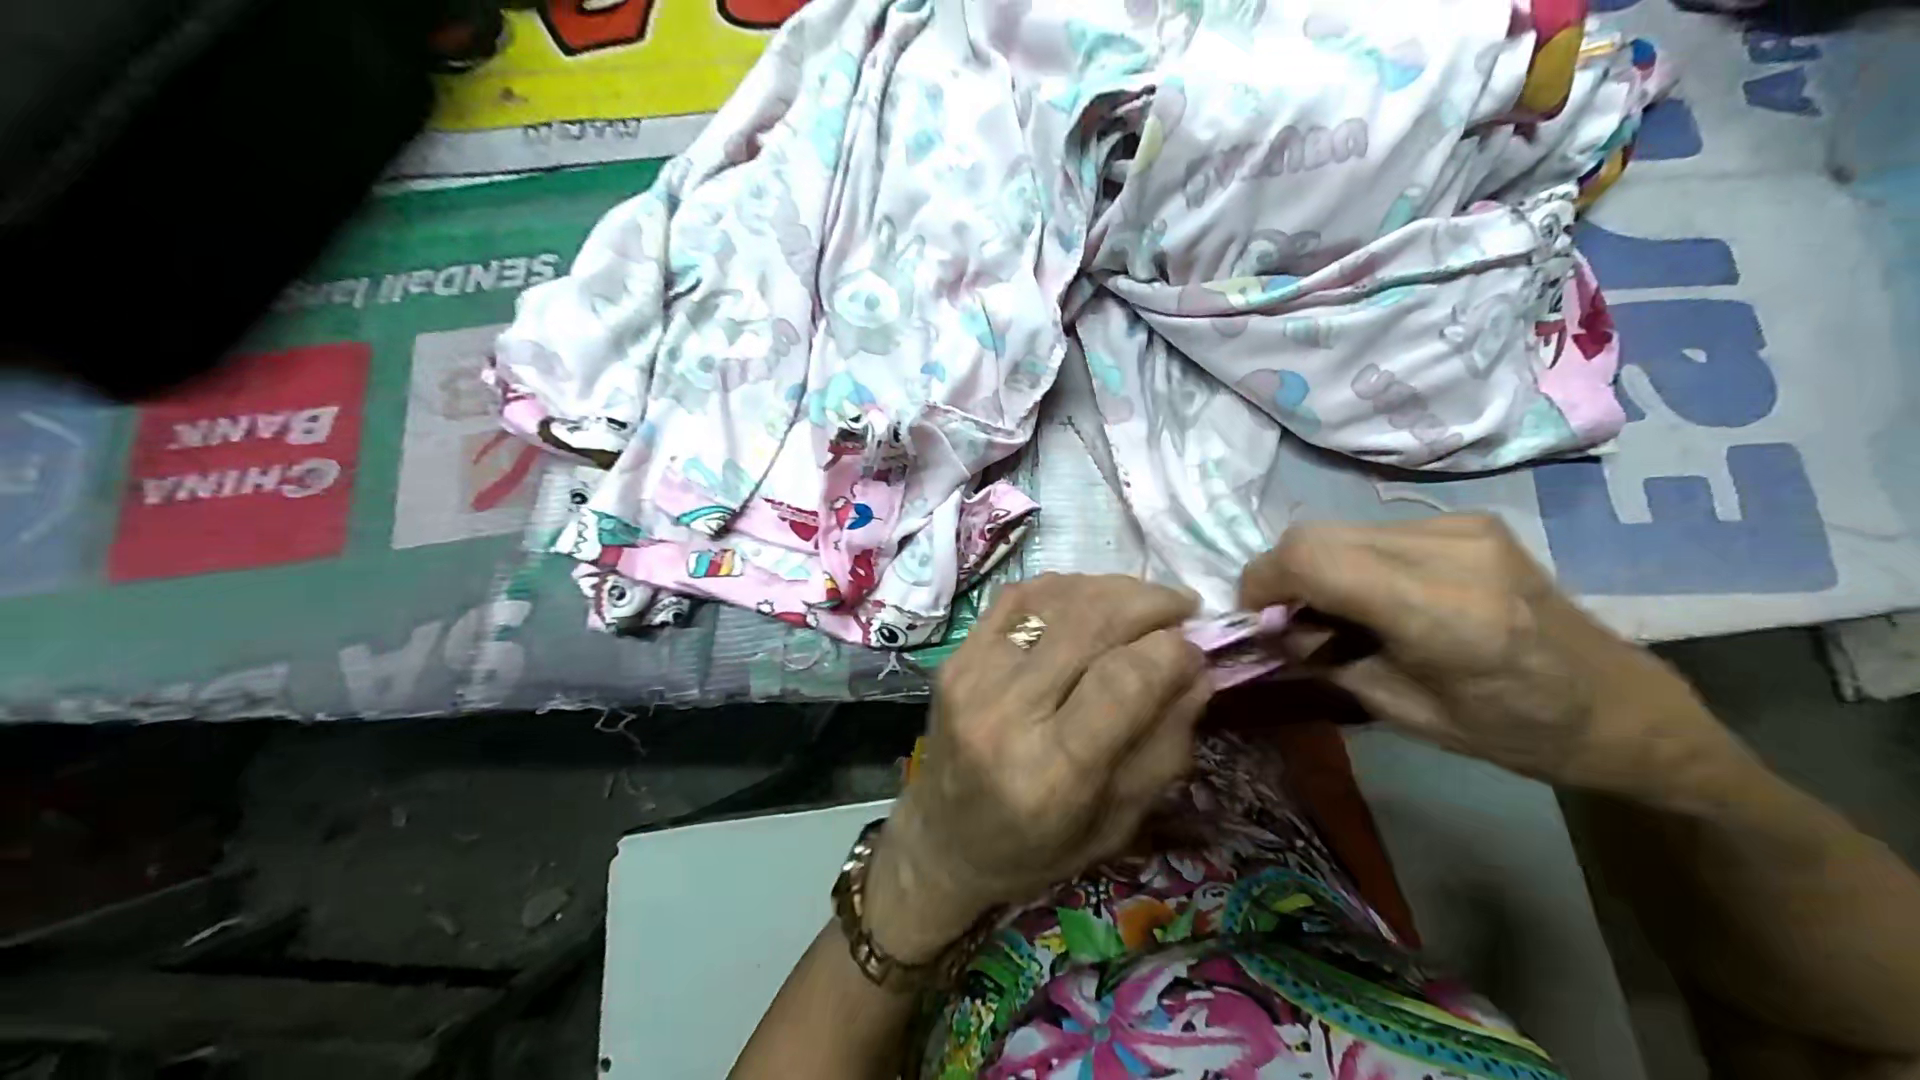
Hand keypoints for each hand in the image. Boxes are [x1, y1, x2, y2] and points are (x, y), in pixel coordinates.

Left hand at [866, 574, 1210, 962]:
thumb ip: (1164, 746)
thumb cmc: (1037, 847)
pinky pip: (1018, 596)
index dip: (1172, 651)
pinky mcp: (954, 657)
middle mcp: (1005, 714)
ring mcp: (971, 676)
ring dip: (1113, 589)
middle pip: (1091, 623)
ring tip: (1143, 603)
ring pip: (1055, 598)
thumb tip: (1198, 668)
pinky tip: (1091, 601)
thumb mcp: (1117, 823)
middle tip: (1182, 609)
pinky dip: (1066, 587)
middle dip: (1150, 604)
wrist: (942, 838)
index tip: (1196, 649)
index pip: (1123, 680)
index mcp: (1052, 773)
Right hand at [1239, 516, 1741, 803]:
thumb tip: (1271, 628)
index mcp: (1439, 610)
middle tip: (1286, 622)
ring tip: (1332, 615)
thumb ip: (1325, 659)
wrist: (1620, 706)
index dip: (1261, 582)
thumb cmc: (1514, 730)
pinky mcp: (1466, 521)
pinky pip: (1371, 531)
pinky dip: (1348, 562)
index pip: (1309, 559)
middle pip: (1313, 535)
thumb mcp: (1402, 711)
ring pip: (1338, 530)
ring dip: (1314, 569)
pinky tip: (1371, 598)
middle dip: (1280, 575)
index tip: (1254, 620)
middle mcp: (1449, 550)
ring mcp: (1461, 527)